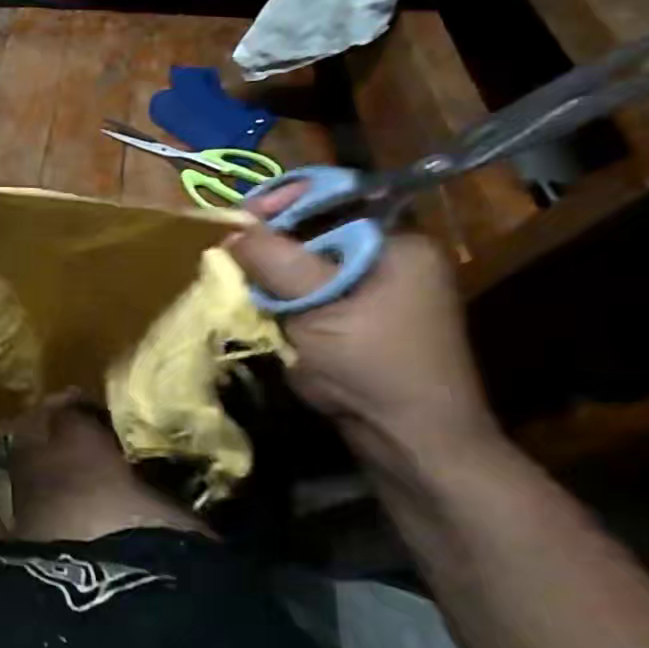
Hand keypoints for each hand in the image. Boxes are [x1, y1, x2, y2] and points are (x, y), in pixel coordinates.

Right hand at [226, 183, 500, 455]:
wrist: (417, 448)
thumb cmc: (376, 371)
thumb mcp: (318, 311)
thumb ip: (275, 263)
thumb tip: (231, 230)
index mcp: (397, 244)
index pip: (333, 199)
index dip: (284, 202)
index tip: (241, 218)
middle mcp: (392, 258)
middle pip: (318, 231)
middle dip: (276, 246)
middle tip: (236, 258)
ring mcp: (379, 291)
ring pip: (311, 265)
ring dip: (279, 279)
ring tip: (249, 290)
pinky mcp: (364, 319)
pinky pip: (316, 293)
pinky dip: (291, 302)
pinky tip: (273, 317)